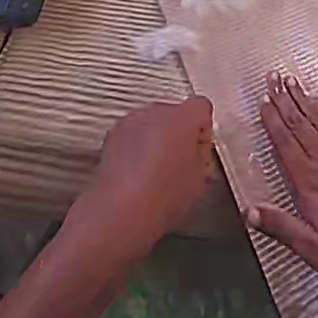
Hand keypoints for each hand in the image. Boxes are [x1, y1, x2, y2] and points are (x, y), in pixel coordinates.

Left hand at [74, 96, 215, 255]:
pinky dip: (138, 144)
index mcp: (184, 118)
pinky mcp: (114, 132)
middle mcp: (157, 111)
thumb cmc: (162, 196)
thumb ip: (201, 156)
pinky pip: (134, 131)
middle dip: (180, 132)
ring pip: (153, 121)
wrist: (121, 209)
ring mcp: (133, 119)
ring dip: (158, 137)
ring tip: (157, 169)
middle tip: (181, 161)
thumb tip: (196, 153)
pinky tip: (139, 171)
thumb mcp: (199, 180)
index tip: (200, 148)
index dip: (203, 129)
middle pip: (176, 112)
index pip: (201, 107)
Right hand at [249, 74, 317, 288]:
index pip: (284, 142)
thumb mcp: (315, 249)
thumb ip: (281, 226)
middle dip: (282, 98)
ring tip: (291, 80)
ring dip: (303, 97)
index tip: (263, 102)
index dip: (271, 120)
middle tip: (272, 78)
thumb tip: (249, 212)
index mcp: (309, 180)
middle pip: (298, 122)